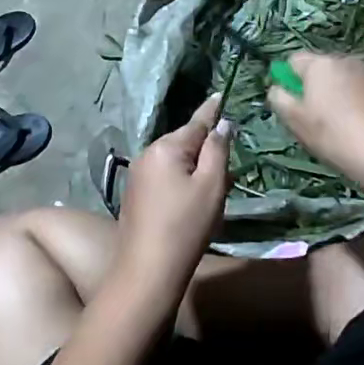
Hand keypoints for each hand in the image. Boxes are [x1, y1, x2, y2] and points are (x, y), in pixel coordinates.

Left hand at [112, 94, 231, 305]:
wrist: (148, 269)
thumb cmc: (186, 226)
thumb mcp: (211, 185)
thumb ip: (217, 150)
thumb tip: (221, 124)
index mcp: (165, 148)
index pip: (195, 123)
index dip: (211, 112)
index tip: (219, 96)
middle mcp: (147, 155)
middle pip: (184, 143)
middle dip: (205, 150)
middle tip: (228, 169)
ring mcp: (137, 176)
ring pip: (175, 162)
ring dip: (195, 169)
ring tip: (214, 190)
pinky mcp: (135, 195)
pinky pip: (164, 177)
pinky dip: (181, 182)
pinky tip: (192, 203)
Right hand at [267, 52, 363, 192]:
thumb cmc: (337, 138)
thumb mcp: (296, 122)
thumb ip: (279, 99)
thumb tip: (277, 88)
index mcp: (321, 64)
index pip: (293, 60)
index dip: (288, 80)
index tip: (292, 106)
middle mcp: (350, 61)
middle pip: (323, 70)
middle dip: (316, 89)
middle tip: (315, 122)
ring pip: (347, 82)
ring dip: (341, 98)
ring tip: (344, 131)